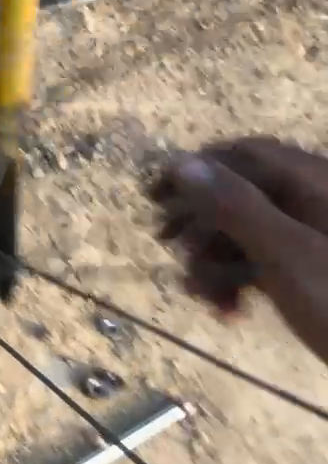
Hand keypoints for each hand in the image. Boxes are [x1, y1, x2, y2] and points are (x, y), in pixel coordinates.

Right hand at [151, 137, 327, 362]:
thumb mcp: (289, 257)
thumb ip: (235, 206)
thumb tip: (183, 162)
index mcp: (324, 188)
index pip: (247, 153)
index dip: (195, 169)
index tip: (153, 199)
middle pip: (245, 195)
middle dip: (202, 226)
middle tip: (171, 252)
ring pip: (255, 232)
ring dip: (217, 262)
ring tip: (207, 298)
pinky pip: (277, 260)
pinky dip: (245, 280)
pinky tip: (233, 310)